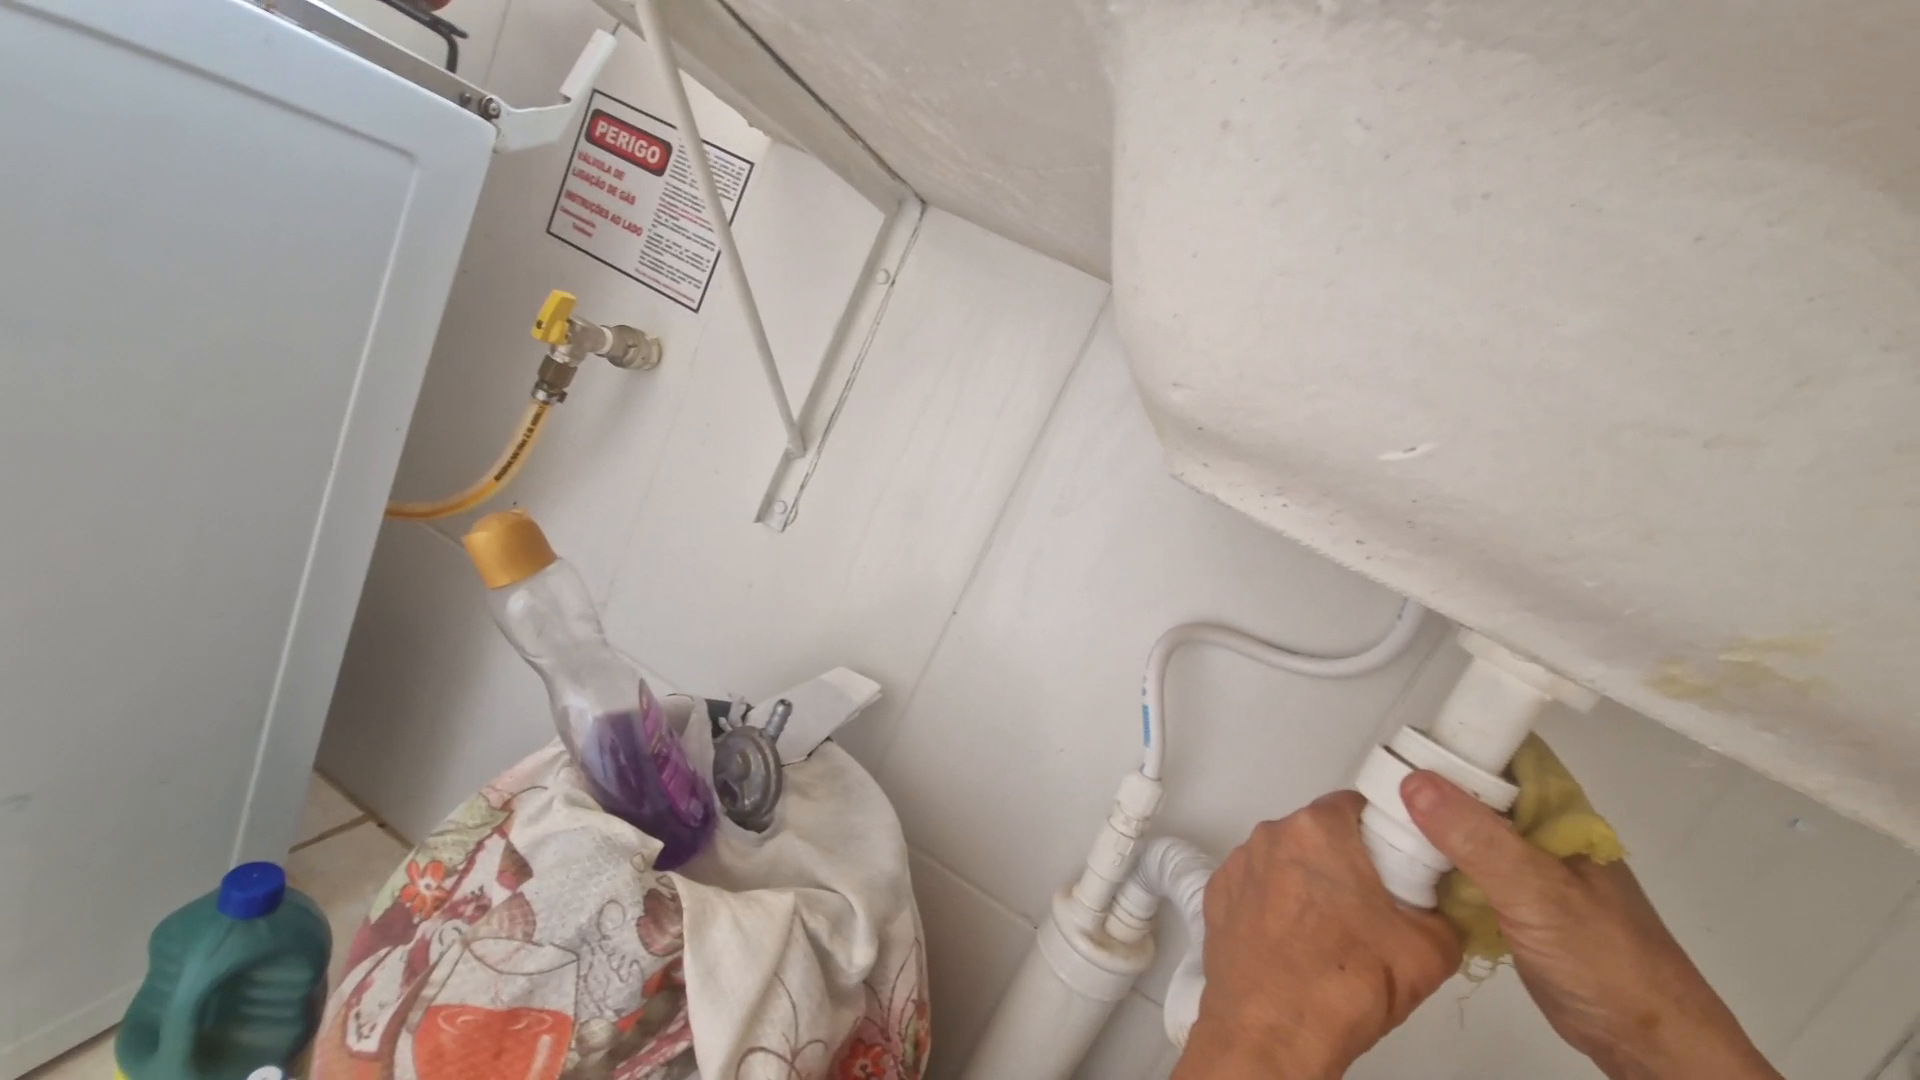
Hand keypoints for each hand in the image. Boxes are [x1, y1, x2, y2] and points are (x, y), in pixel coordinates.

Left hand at [1175, 791, 1459, 1079]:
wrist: (1273, 1029)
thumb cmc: (1351, 981)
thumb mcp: (1430, 947)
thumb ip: (1442, 909)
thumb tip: (1436, 903)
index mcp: (1318, 829)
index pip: (1356, 805)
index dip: (1379, 831)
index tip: (1393, 862)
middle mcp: (1270, 834)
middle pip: (1317, 833)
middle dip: (1343, 860)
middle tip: (1368, 904)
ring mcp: (1238, 863)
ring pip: (1284, 859)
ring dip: (1305, 881)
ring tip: (1328, 932)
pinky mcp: (1215, 893)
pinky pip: (1255, 886)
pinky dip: (1272, 904)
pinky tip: (1291, 942)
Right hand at [1401, 771, 1781, 1079]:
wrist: (1649, 1048)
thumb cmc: (1604, 961)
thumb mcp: (1536, 893)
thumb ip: (1476, 837)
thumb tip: (1412, 780)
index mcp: (1558, 813)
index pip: (1502, 753)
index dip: (1452, 742)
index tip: (1397, 748)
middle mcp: (1539, 832)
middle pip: (1474, 791)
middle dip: (1425, 788)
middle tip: (1372, 792)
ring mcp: (1525, 870)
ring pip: (1463, 831)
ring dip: (1424, 829)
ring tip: (1373, 827)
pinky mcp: (1511, 904)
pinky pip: (1461, 869)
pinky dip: (1431, 867)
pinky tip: (1399, 871)